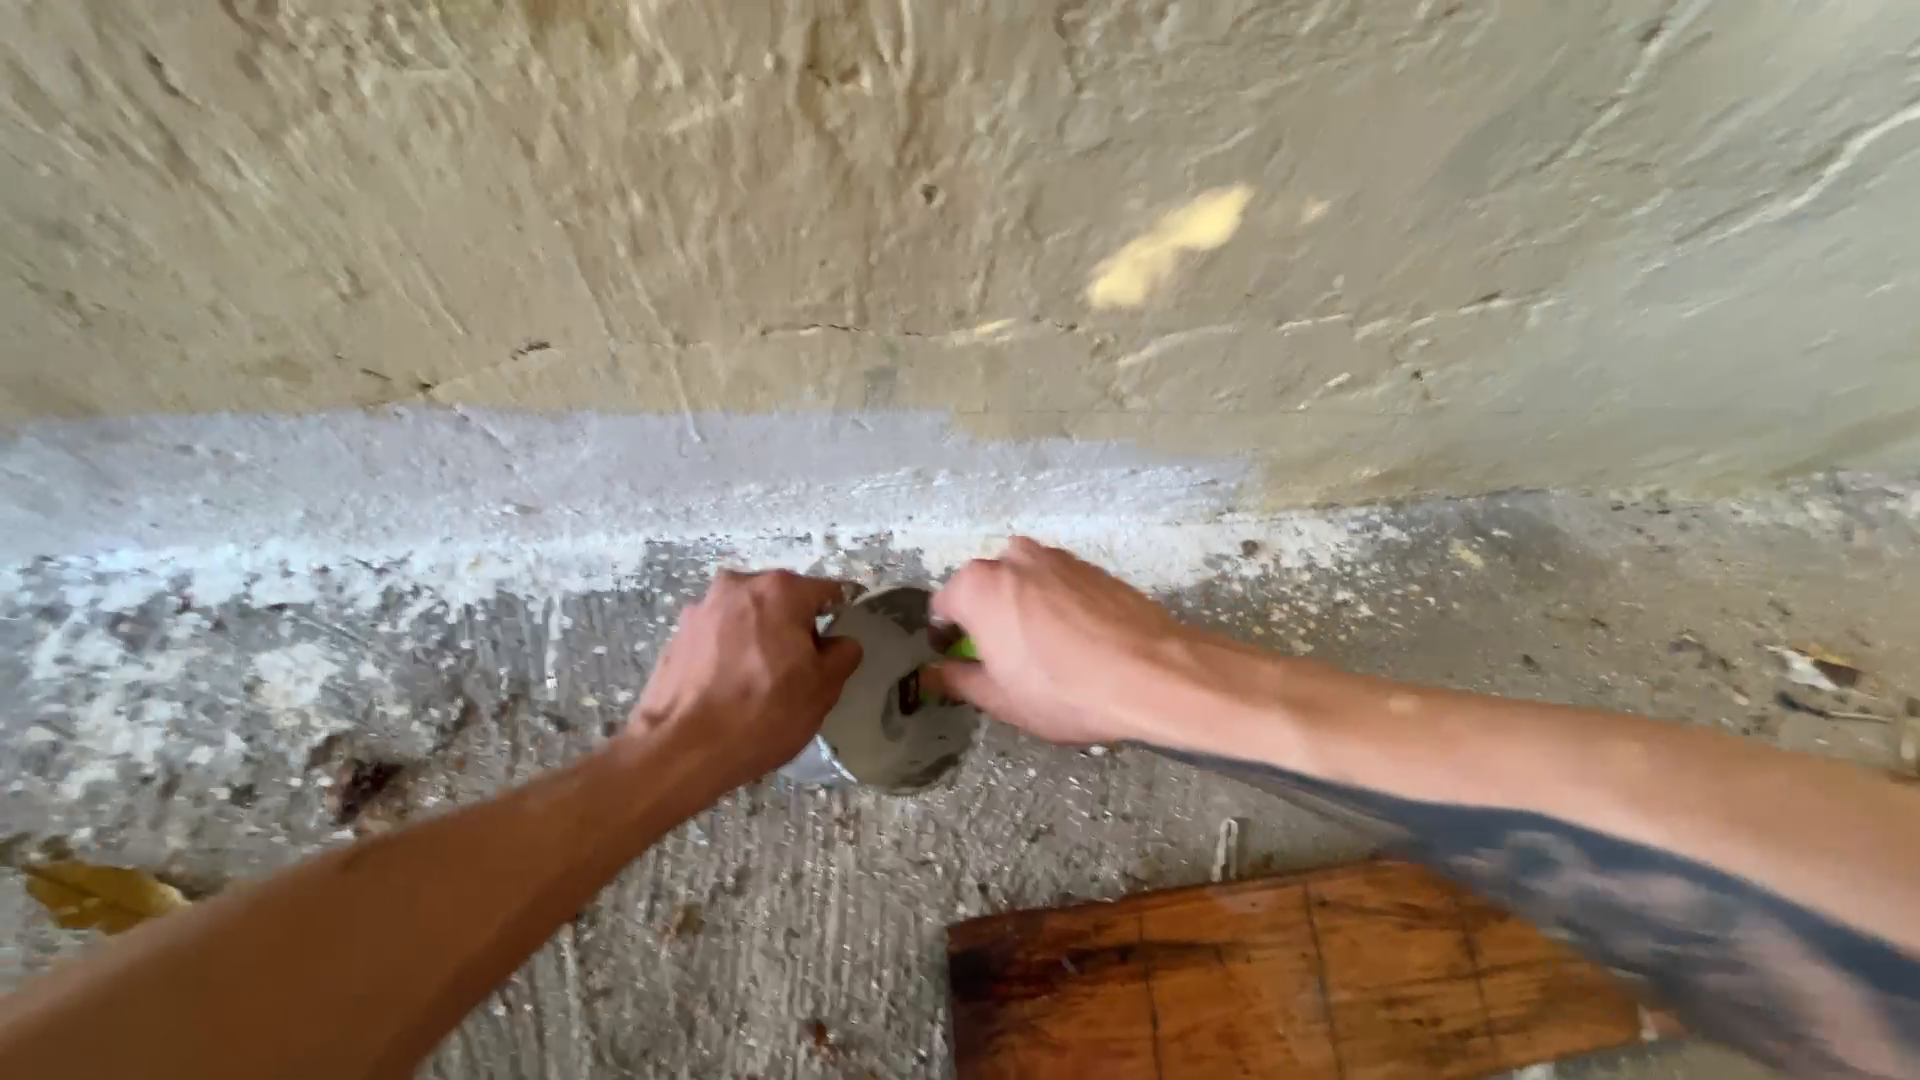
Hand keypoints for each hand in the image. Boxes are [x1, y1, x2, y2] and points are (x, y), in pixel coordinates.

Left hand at [631, 570, 862, 786]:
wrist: (680, 749)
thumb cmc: (762, 713)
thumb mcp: (824, 688)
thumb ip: (844, 653)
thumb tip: (840, 641)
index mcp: (781, 590)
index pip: (828, 592)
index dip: (840, 618)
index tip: (838, 648)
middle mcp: (739, 585)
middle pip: (785, 601)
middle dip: (796, 628)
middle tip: (799, 672)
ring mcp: (703, 607)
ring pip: (750, 617)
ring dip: (761, 639)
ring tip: (760, 683)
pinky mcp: (678, 634)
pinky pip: (720, 636)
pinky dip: (731, 653)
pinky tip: (729, 688)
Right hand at [929, 537, 1193, 744]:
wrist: (1153, 673)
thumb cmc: (1065, 690)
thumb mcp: (1000, 698)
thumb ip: (956, 680)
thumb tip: (929, 674)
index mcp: (978, 586)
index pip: (943, 607)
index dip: (946, 637)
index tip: (958, 661)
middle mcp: (1012, 558)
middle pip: (983, 589)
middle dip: (986, 619)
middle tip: (1004, 661)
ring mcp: (1055, 557)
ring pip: (1023, 584)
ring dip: (1022, 610)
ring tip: (1045, 653)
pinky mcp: (1092, 566)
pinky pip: (1057, 584)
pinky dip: (1056, 606)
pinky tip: (1076, 642)